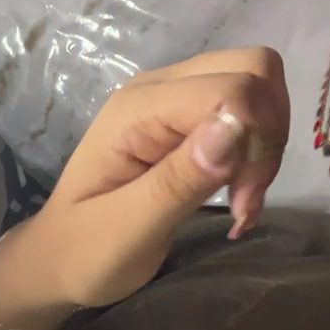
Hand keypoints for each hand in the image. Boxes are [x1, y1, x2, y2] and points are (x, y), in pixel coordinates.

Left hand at [14, 47, 287, 307]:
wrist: (60, 260)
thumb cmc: (86, 252)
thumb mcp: (127, 230)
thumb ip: (180, 178)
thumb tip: (237, 124)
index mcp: (139, 108)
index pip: (231, 86)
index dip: (255, 138)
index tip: (242, 201)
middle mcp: (161, 87)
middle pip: (252, 69)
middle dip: (268, 134)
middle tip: (247, 196)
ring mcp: (177, 97)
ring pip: (258, 86)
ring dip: (266, 145)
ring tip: (242, 202)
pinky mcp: (192, 115)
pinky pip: (249, 109)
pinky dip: (259, 149)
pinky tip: (240, 193)